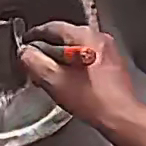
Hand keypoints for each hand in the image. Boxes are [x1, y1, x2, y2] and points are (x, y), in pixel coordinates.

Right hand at [17, 22, 140, 130]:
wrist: (120, 118)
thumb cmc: (94, 100)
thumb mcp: (54, 81)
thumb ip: (34, 62)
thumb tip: (25, 53)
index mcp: (86, 37)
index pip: (53, 27)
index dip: (34, 35)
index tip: (25, 43)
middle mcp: (100, 39)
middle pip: (65, 37)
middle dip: (47, 50)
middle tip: (34, 62)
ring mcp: (108, 52)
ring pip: (76, 49)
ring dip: (60, 59)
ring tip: (49, 75)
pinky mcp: (112, 66)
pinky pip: (86, 59)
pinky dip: (74, 66)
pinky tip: (68, 82)